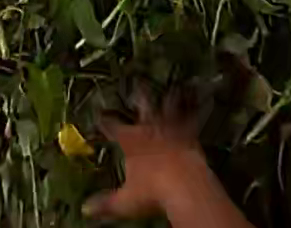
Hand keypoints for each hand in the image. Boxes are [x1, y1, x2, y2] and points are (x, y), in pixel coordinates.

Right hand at [86, 90, 252, 226]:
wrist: (182, 184)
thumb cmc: (152, 191)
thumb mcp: (125, 200)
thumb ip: (106, 203)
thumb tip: (85, 208)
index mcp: (131, 139)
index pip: (113, 126)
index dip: (105, 120)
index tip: (99, 113)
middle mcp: (150, 127)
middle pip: (143, 104)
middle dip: (139, 94)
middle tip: (138, 82)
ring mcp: (170, 126)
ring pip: (169, 104)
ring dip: (170, 95)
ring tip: (172, 85)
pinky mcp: (190, 131)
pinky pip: (194, 116)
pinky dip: (199, 107)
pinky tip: (205, 99)